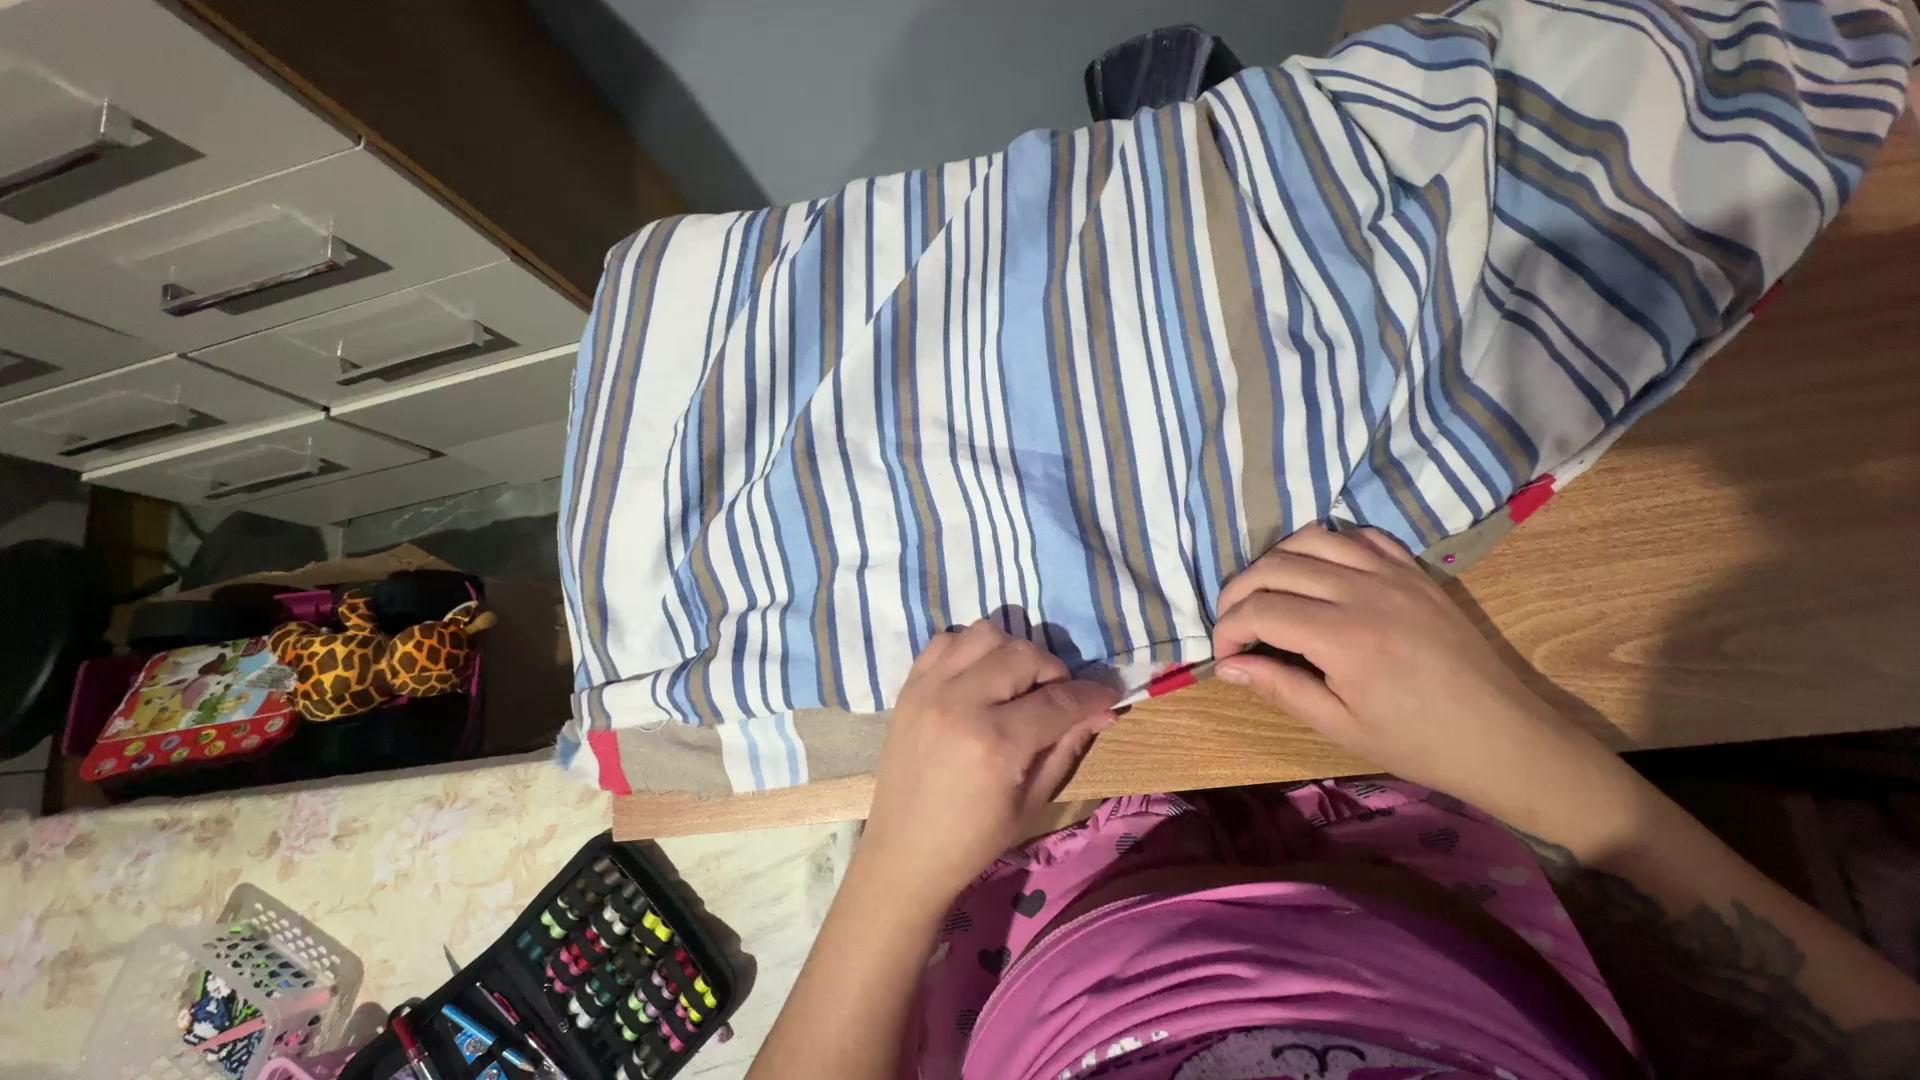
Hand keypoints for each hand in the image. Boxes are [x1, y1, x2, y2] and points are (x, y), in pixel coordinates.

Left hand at [860, 619, 1119, 902]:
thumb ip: (1068, 746)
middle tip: (1056, 697)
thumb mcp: (1033, 801)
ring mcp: (928, 690)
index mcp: (995, 744)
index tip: (1107, 696)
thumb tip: (1103, 709)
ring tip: (1016, 683)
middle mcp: (960, 704)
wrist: (904, 851)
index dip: (1091, 695)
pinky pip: (946, 640)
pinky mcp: (908, 687)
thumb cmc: (974, 838)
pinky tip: (980, 677)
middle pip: (1023, 654)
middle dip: (1052, 671)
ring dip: (1011, 651)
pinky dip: (971, 649)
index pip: (1058, 699)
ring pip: (985, 633)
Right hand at [1211, 525, 1616, 819]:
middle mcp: (1364, 592)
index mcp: (1343, 638)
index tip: (1225, 655)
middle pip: (1276, 567)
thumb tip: (1225, 666)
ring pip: (1311, 539)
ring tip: (1266, 592)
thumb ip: (1279, 687)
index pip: (1260, 610)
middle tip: (1232, 623)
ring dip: (1275, 561)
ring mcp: (1394, 575)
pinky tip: (1319, 573)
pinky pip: (1361, 536)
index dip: (1227, 629)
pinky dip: (1327, 545)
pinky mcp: (1416, 572)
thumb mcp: (1340, 725)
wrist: (1504, 738)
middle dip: (1239, 591)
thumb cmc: (1418, 743)